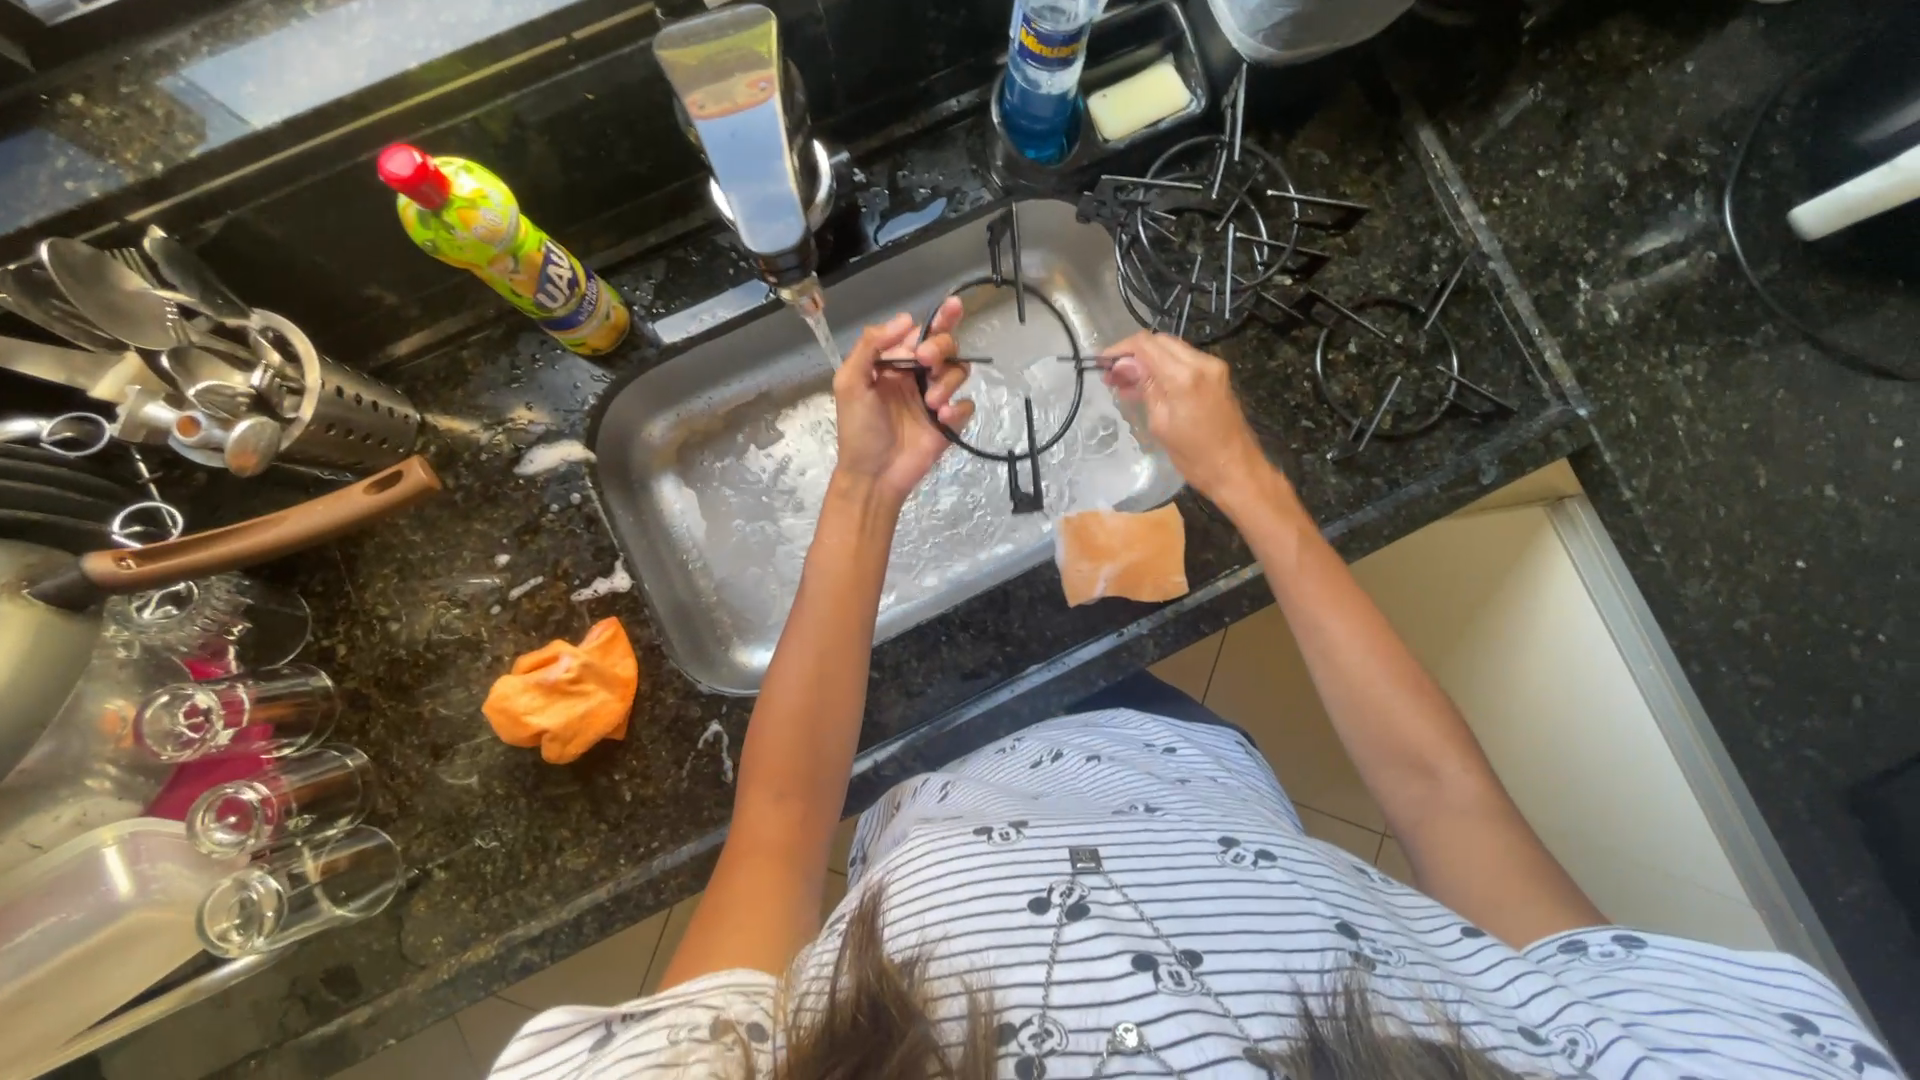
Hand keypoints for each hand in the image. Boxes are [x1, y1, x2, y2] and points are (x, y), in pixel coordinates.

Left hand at [832, 297, 973, 504]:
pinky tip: (941, 418)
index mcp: (894, 363)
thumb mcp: (850, 383)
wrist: (872, 474)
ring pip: (959, 371)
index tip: (949, 309)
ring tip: (931, 404)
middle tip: (926, 362)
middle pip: (946, 346)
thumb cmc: (858, 429)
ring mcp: (934, 398)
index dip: (936, 321)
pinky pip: (966, 405)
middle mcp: (917, 376)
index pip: (921, 333)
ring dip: (948, 381)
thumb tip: (907, 320)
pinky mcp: (948, 423)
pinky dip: (958, 408)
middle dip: (941, 347)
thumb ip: (871, 346)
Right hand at [1101, 331, 1276, 508]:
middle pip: (1159, 341)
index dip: (1120, 349)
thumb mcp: (1161, 424)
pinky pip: (1184, 361)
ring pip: (1171, 349)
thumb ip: (1144, 387)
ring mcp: (1213, 367)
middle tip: (1112, 376)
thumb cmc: (1195, 456)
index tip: (1102, 364)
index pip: (1145, 344)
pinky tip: (1147, 386)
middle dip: (1133, 354)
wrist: (1237, 469)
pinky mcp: (1217, 376)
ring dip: (1147, 360)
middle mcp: (1202, 362)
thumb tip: (1122, 366)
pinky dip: (1163, 367)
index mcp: (1184, 376)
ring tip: (1125, 383)